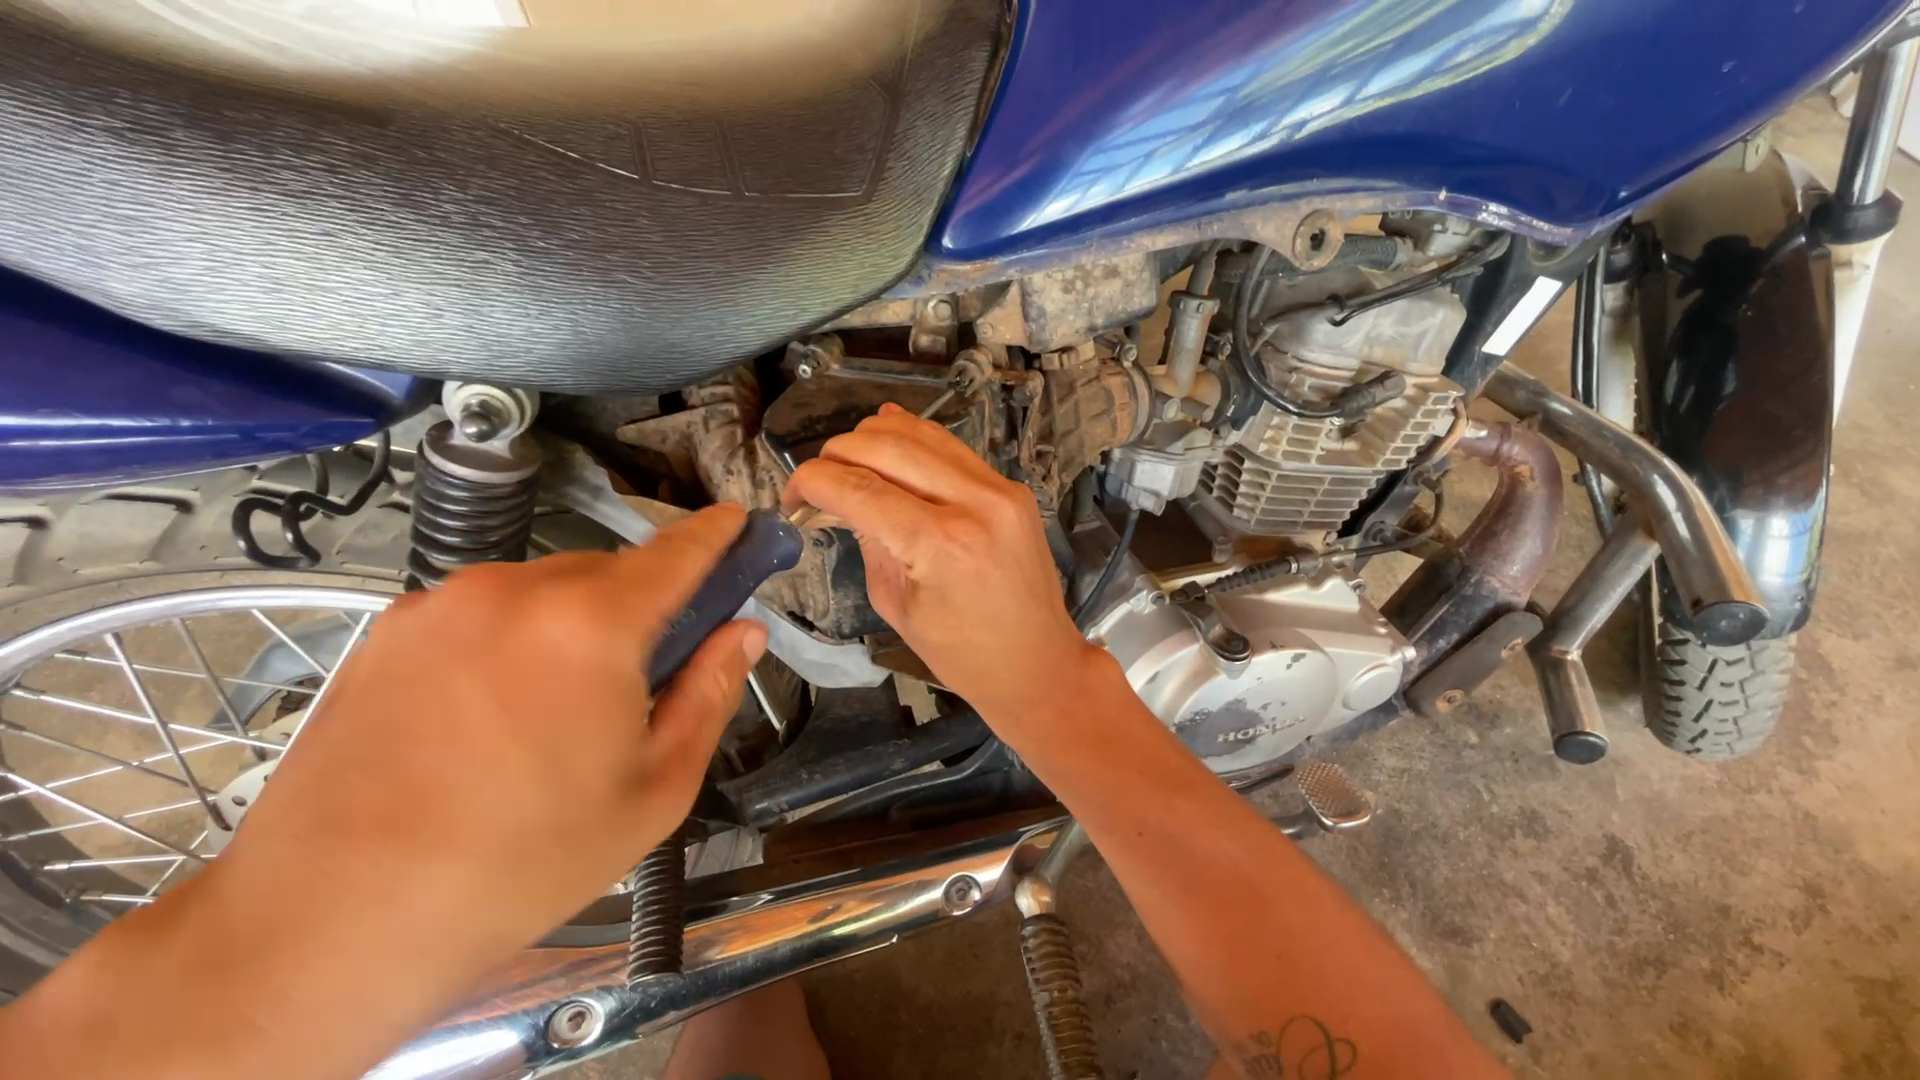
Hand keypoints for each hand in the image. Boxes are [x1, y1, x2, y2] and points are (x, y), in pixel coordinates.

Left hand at [213, 505, 766, 958]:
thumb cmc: (523, 860)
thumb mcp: (654, 790)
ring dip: (571, 626)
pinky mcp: (387, 632)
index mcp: (590, 625)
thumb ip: (709, 695)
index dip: (716, 535)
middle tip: (645, 678)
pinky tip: (490, 716)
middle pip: (607, 575)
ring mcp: (440, 605)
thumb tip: (743, 633)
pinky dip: (510, 640)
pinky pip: (481, 615)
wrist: (334, 917)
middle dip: (640, 609)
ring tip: (555, 714)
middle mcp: (513, 591)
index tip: (738, 521)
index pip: (676, 553)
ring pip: (541, 593)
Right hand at [785, 404, 1100, 721]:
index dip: (813, 482)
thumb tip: (843, 504)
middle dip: (838, 454)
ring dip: (873, 438)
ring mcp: (999, 489)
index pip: (860, 490)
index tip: (792, 495)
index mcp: (940, 543)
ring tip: (845, 459)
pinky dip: (914, 439)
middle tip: (815, 479)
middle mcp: (973, 502)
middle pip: (887, 448)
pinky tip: (886, 436)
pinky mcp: (1011, 488)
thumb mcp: (898, 606)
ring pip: (921, 435)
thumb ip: (869, 544)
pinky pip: (952, 448)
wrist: (1038, 662)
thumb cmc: (963, 655)